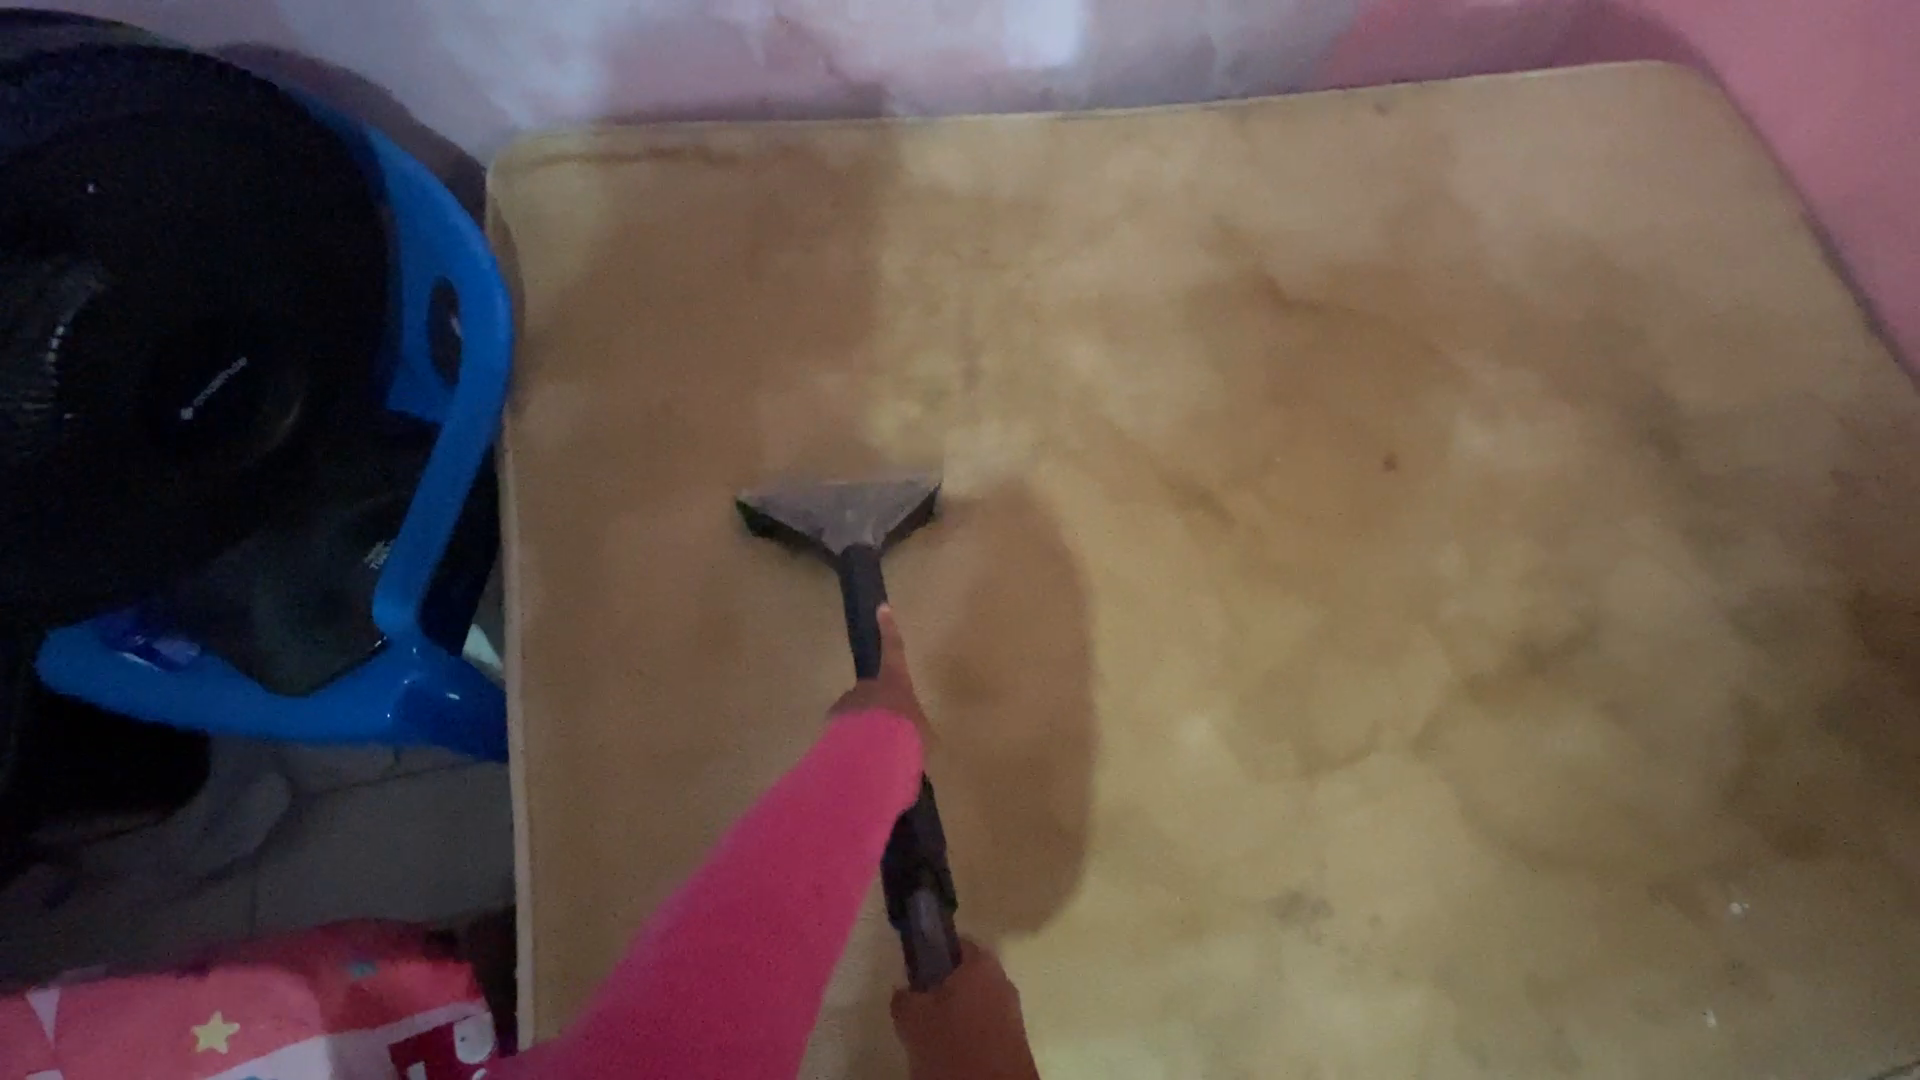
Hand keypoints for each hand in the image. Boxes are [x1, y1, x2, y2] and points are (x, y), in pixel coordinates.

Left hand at [828, 605, 931, 740]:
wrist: (875, 752)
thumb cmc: (907, 736)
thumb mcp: (924, 734)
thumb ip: (917, 728)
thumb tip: (918, 734)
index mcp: (896, 683)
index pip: (894, 649)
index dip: (889, 628)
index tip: (881, 607)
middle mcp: (870, 686)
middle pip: (871, 691)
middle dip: (875, 711)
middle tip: (884, 736)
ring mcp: (849, 701)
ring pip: (854, 712)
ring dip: (861, 728)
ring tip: (870, 753)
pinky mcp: (832, 719)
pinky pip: (840, 728)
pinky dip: (846, 740)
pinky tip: (854, 757)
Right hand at [891, 939, 1040, 1079]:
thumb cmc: (954, 1046)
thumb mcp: (913, 1020)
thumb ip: (904, 998)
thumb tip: (905, 992)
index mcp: (981, 963)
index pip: (954, 944)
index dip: (931, 955)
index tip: (915, 975)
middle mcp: (1001, 980)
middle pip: (964, 978)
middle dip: (941, 993)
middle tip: (919, 1013)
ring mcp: (1012, 1011)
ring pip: (973, 1006)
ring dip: (954, 1019)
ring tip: (933, 1041)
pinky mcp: (1015, 1041)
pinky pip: (984, 1029)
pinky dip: (968, 1039)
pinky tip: (953, 1058)